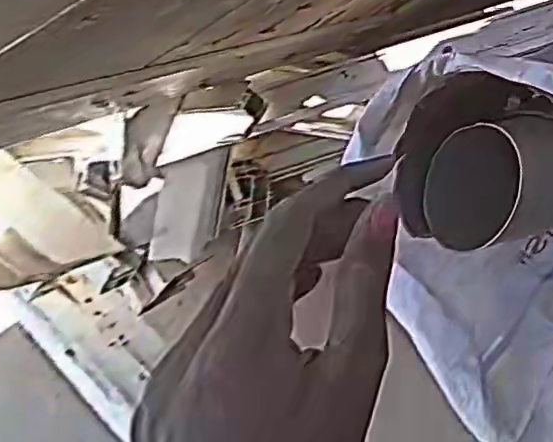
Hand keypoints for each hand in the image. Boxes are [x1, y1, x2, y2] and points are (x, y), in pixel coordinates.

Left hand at [134, 156, 399, 441]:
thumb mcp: (353, 372)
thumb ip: (366, 282)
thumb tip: (383, 213)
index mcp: (236, 339)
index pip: (284, 225)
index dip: (337, 183)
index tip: (379, 167)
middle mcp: (189, 348)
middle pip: (261, 246)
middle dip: (324, 217)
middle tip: (375, 215)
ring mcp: (171, 368)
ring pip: (241, 274)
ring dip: (300, 247)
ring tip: (350, 249)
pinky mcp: (169, 385)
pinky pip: (224, 307)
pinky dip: (272, 281)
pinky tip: (305, 289)